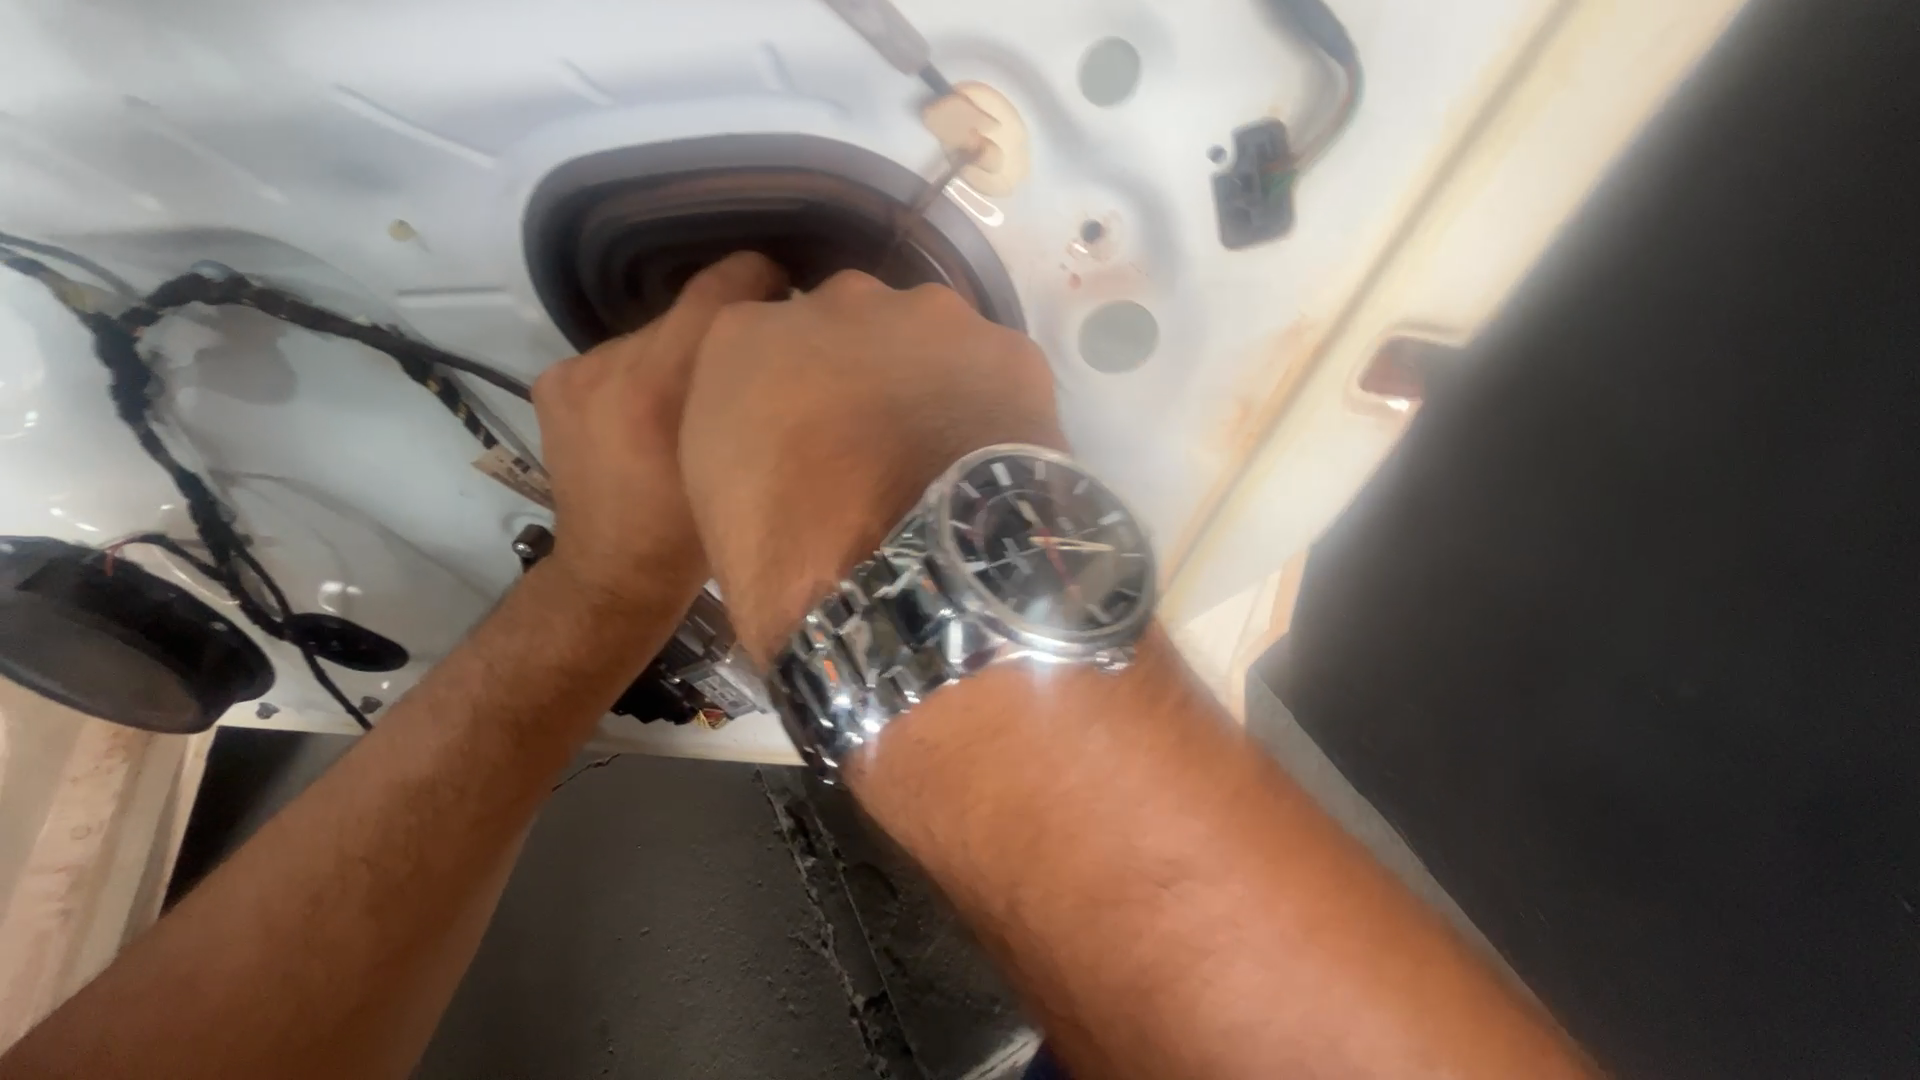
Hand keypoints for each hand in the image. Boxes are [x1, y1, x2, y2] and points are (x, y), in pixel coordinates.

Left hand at [532, 252, 787, 609]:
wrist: (613, 574)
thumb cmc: (692, 536)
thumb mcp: (739, 469)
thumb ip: (750, 398)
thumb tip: (780, 340)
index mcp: (657, 390)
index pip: (712, 295)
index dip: (755, 277)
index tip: (783, 285)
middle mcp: (608, 368)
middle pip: (683, 316)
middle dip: (720, 332)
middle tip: (747, 365)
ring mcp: (575, 373)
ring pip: (651, 337)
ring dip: (679, 356)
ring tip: (696, 399)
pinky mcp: (555, 382)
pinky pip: (619, 356)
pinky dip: (643, 373)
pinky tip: (651, 415)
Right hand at [681, 268, 1063, 660]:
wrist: (914, 585)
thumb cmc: (792, 565)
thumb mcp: (717, 506)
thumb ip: (744, 439)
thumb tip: (781, 439)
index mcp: (744, 338)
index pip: (761, 341)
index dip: (786, 391)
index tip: (803, 436)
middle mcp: (838, 301)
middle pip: (845, 321)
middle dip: (854, 369)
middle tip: (870, 445)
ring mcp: (930, 317)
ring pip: (923, 334)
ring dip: (923, 377)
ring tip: (937, 454)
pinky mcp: (1006, 348)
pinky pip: (991, 366)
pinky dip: (988, 402)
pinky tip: (985, 455)